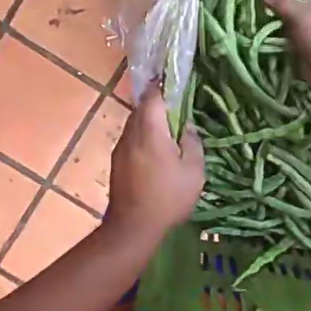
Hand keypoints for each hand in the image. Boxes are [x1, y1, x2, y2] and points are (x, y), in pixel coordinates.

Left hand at [105, 85, 204, 236]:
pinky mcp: (116, 163)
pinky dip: (143, 139)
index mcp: (150, 130)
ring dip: (150, 124)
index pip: (153, 96)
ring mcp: (120, 149)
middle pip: (142, 109)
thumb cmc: (167, 197)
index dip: (163, 86)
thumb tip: (186, 127)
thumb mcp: (193, 171)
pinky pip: (131, 141)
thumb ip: (192, 143)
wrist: (132, 227)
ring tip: (169, 135)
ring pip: (135, 125)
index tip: (174, 82)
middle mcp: (130, 134)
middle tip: (177, 111)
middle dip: (158, 106)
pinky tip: (156, 155)